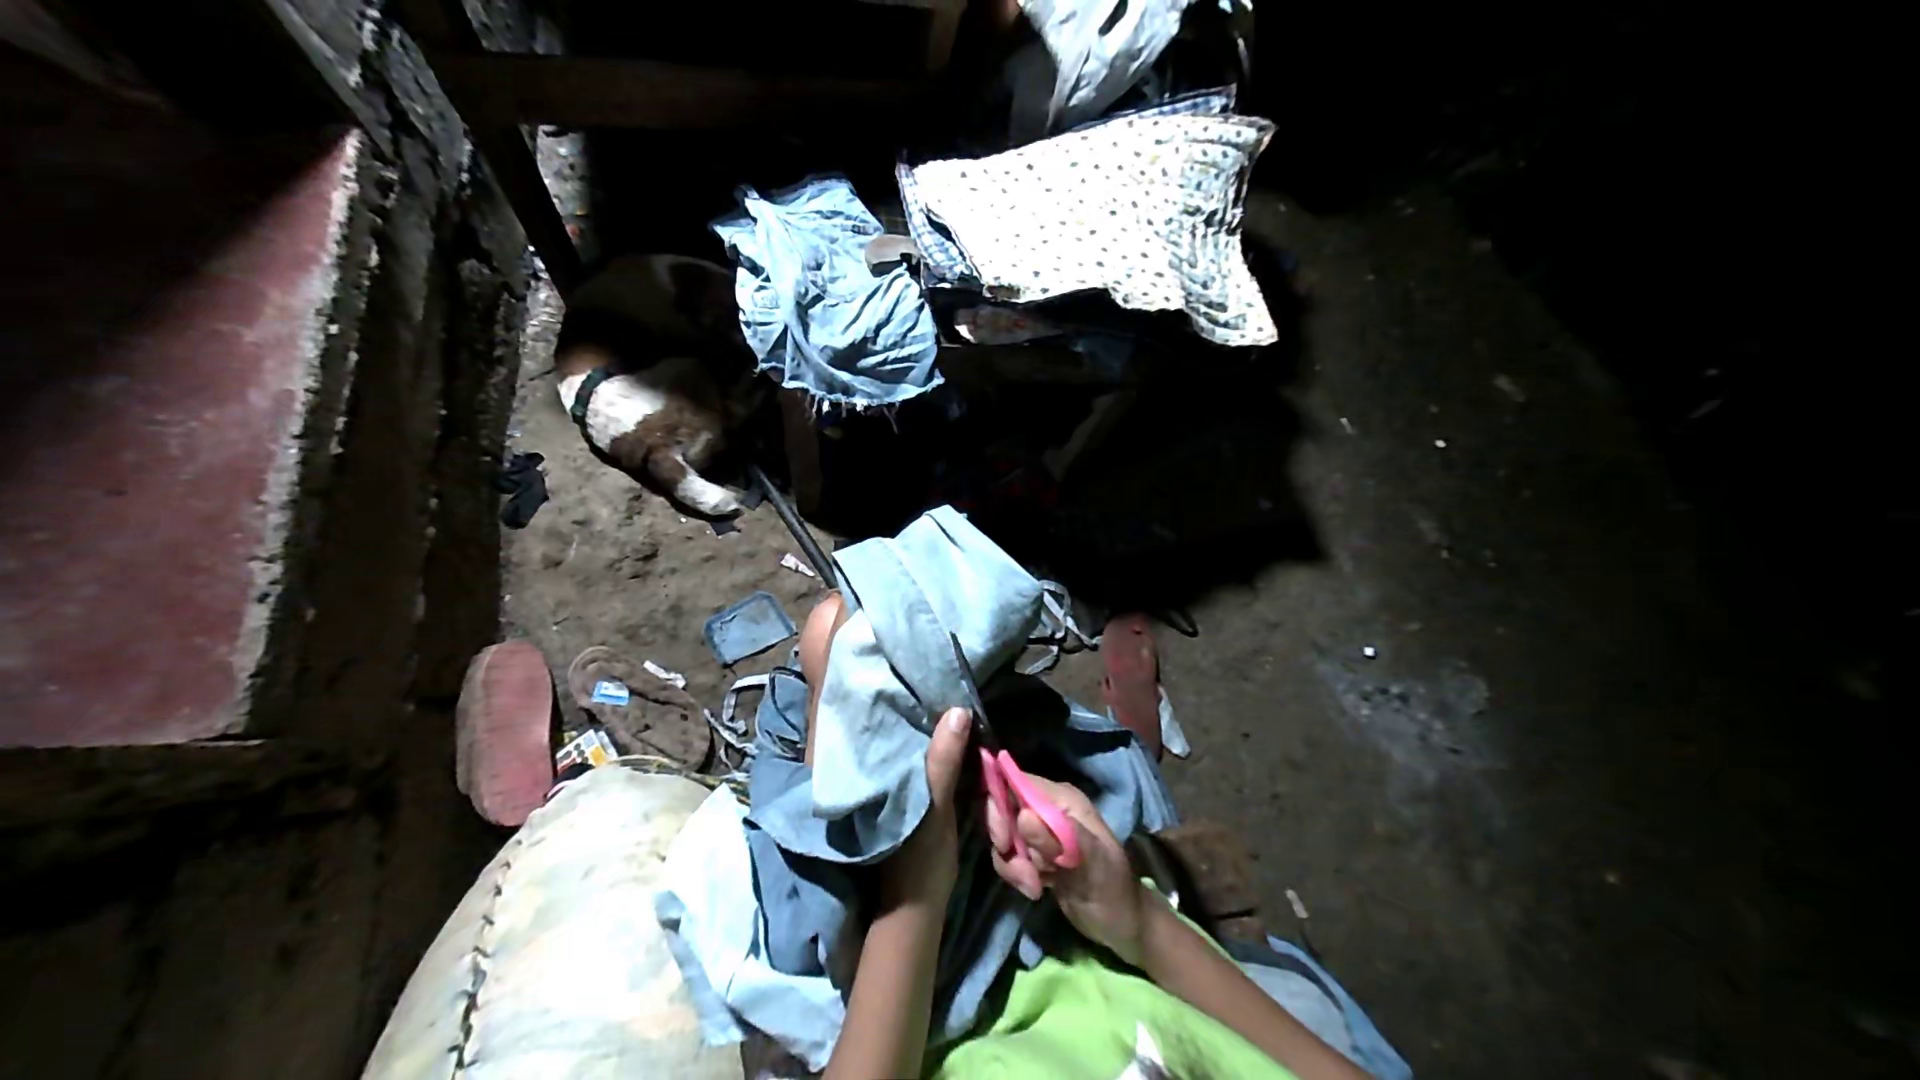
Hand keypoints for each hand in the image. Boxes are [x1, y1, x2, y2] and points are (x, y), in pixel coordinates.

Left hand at [878, 707, 971, 908]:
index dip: (913, 704)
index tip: (937, 684)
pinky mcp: (911, 802)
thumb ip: (944, 761)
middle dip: (929, 720)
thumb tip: (958, 710)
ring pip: (917, 754)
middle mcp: (883, 776)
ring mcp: (896, 791)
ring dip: (937, 740)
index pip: (894, 724)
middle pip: (907, 737)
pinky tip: (956, 752)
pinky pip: (925, 770)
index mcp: (880, 772)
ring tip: (959, 718)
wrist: (916, 909)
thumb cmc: (921, 857)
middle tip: (955, 699)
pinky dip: (939, 760)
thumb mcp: (936, 804)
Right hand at [987, 775, 1148, 966]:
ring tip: (1034, 886)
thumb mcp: (1092, 865)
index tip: (1004, 841)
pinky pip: (1010, 856)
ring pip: (1006, 836)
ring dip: (1013, 865)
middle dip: (1007, 842)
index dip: (1002, 806)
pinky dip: (1016, 874)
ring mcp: (1042, 832)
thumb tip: (1023, 817)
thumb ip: (1058, 839)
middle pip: (1006, 809)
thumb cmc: (1113, 888)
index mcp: (1064, 800)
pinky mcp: (1036, 855)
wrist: (1121, 923)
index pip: (1019, 784)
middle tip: (1023, 871)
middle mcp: (1049, 809)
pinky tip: (1035, 890)